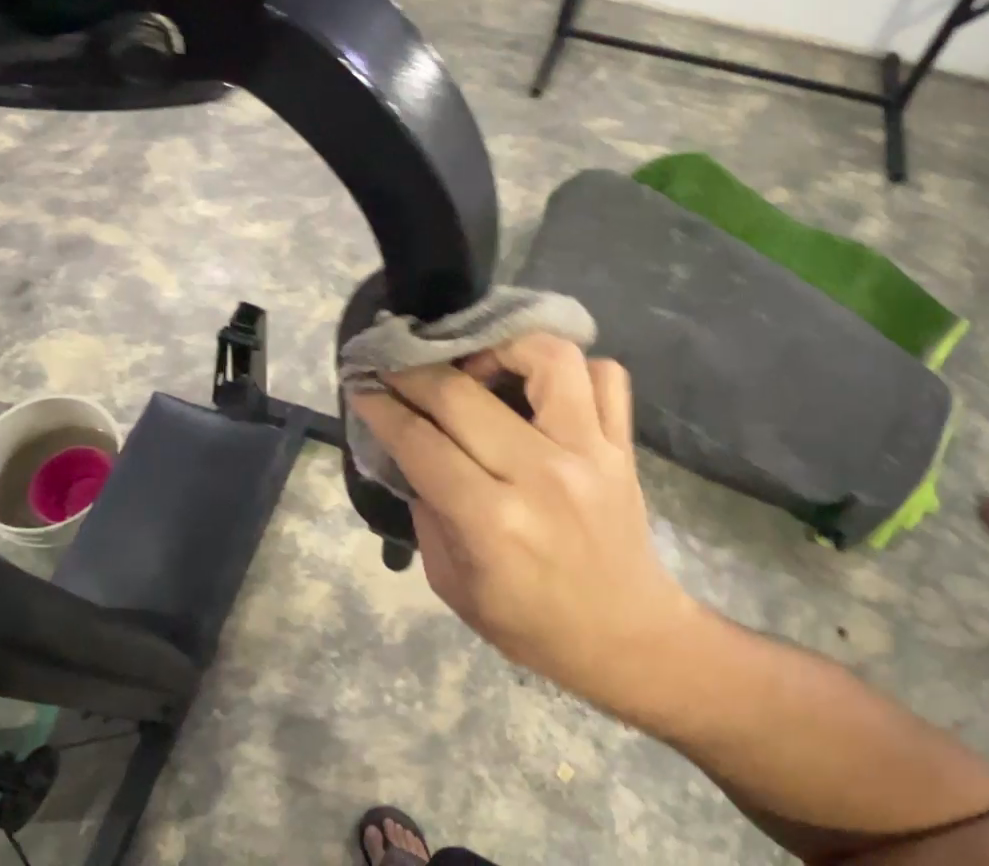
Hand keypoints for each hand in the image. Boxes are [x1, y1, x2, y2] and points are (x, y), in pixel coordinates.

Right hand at [350, 334, 692, 707]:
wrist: (627, 639)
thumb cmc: (532, 624)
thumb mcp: (454, 585)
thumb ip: (428, 513)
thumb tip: (410, 451)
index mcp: (492, 522)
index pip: (421, 442)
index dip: (382, 407)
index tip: (362, 384)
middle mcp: (541, 476)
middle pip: (463, 395)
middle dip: (415, 371)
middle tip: (396, 365)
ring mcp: (590, 454)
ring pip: (548, 359)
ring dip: (501, 348)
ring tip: (478, 366)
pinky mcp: (623, 447)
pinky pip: (607, 376)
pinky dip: (574, 368)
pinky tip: (543, 386)